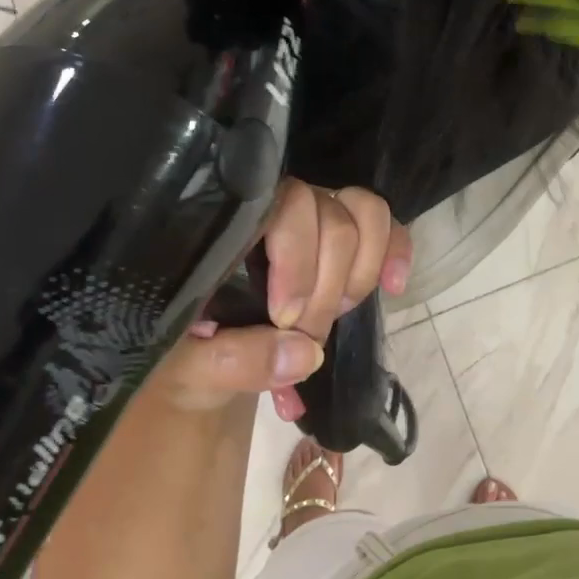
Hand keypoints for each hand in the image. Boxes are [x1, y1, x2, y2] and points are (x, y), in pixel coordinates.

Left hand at [148, 179, 411, 416]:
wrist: (200, 368)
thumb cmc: (184, 359)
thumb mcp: (189, 371)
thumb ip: (235, 362)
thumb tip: (305, 354)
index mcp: (230, 227)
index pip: (282, 206)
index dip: (297, 258)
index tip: (286, 319)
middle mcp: (277, 210)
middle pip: (331, 218)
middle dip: (326, 290)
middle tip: (306, 344)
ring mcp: (315, 220)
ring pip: (363, 211)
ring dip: (360, 273)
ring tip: (338, 316)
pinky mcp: (346, 242)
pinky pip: (385, 227)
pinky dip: (394, 252)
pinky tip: (393, 287)